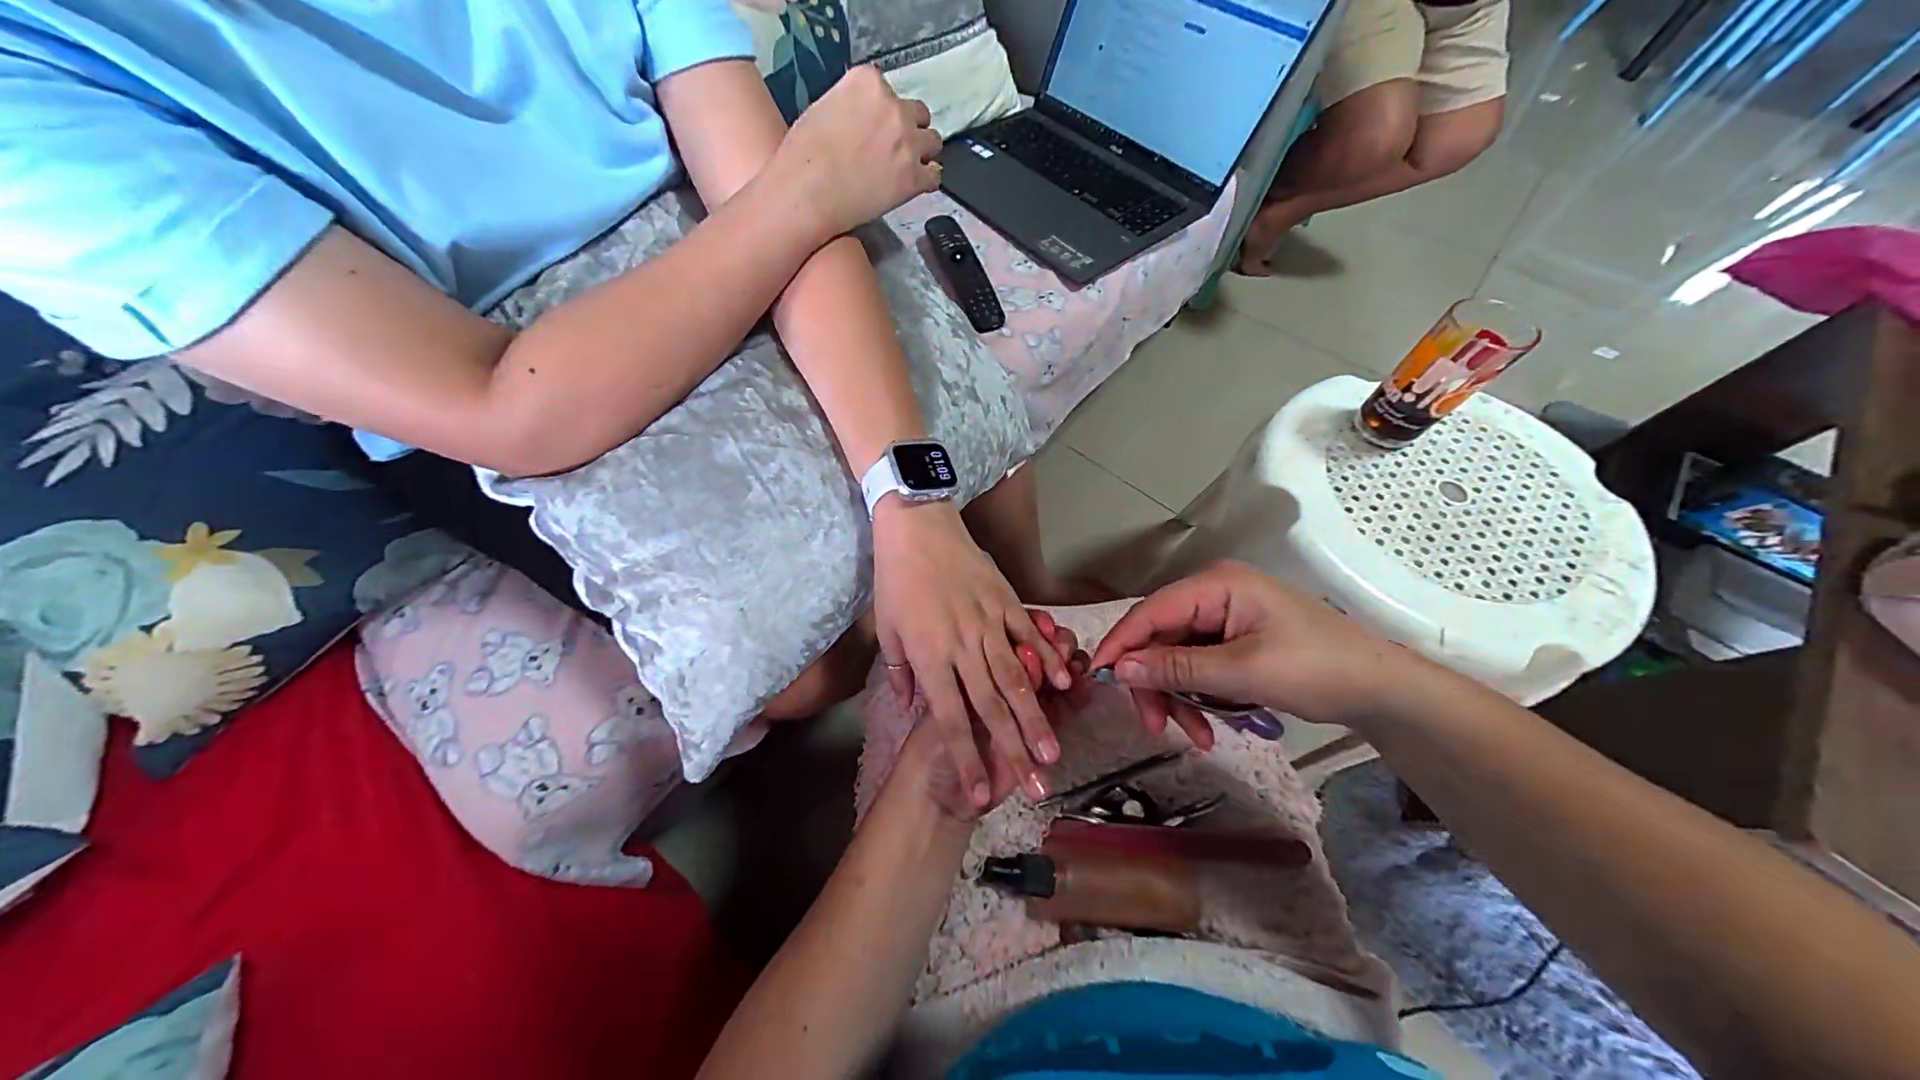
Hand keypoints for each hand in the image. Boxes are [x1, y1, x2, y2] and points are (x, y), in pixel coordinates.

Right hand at [772, 65, 943, 238]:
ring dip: (923, 152)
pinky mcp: (914, 177)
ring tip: (906, 167)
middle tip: (894, 147)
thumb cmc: (803, 155)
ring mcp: (908, 143)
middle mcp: (894, 107)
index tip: (876, 126)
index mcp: (868, 83)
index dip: (884, 111)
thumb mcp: (823, 109)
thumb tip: (861, 118)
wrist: (807, 193)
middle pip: (918, 113)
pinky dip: (927, 180)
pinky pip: (935, 176)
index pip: (888, 90)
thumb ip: (851, 106)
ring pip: (933, 142)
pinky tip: (916, 184)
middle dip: (909, 128)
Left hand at [873, 501, 1073, 809]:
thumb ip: (899, 673)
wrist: (917, 527)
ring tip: (1054, 750)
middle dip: (1014, 750)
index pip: (950, 718)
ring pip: (1017, 677)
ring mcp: (989, 623)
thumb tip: (912, 707)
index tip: (980, 794)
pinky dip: (1049, 658)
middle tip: (1038, 786)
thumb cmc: (896, 580)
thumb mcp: (886, 629)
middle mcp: (963, 647)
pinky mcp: (1007, 602)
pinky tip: (1067, 683)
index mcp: (930, 657)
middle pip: (991, 706)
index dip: (966, 758)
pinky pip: (1030, 635)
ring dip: (1036, 716)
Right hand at [1087, 561, 1425, 743]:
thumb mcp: (1243, 672)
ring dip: (1177, 697)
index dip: (1120, 645)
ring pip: (1175, 658)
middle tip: (1152, 726)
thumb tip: (1118, 668)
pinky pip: (1198, 667)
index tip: (1095, 681)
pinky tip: (1208, 726)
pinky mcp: (1234, 640)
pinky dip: (1197, 697)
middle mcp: (1214, 594)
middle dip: (1154, 683)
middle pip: (1159, 638)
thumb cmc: (1318, 669)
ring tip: (1194, 736)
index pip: (1149, 612)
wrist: (1383, 689)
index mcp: (1216, 585)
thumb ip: (1177, 668)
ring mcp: (1225, 617)